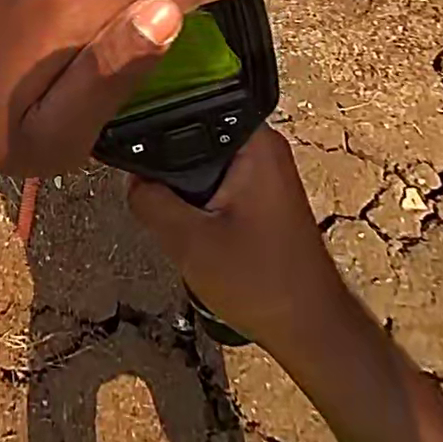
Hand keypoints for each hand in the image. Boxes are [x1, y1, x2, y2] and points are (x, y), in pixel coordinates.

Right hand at [125, 126, 346, 352]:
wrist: (312, 331)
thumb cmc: (260, 282)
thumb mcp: (188, 241)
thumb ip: (150, 200)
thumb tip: (131, 179)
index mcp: (253, 142)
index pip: (190, 110)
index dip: (155, 124)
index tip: (133, 149)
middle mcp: (262, 146)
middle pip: (192, 135)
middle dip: (168, 164)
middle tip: (154, 193)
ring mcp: (264, 169)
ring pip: (201, 161)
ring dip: (182, 186)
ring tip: (172, 213)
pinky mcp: (261, 192)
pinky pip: (215, 180)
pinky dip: (198, 199)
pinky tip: (192, 225)